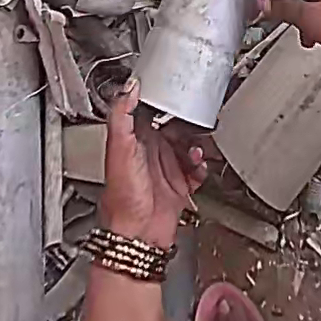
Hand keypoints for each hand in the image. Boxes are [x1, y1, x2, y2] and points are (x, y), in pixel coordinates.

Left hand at [98, 79, 205, 248]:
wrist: (137, 234)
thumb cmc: (123, 193)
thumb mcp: (119, 145)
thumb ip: (121, 113)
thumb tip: (129, 86)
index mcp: (135, 137)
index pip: (149, 110)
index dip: (162, 100)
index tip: (175, 91)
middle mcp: (151, 149)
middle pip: (175, 127)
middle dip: (188, 124)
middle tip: (196, 122)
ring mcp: (166, 167)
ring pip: (188, 147)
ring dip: (196, 146)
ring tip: (195, 151)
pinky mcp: (179, 185)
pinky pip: (197, 171)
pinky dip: (202, 167)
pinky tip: (199, 168)